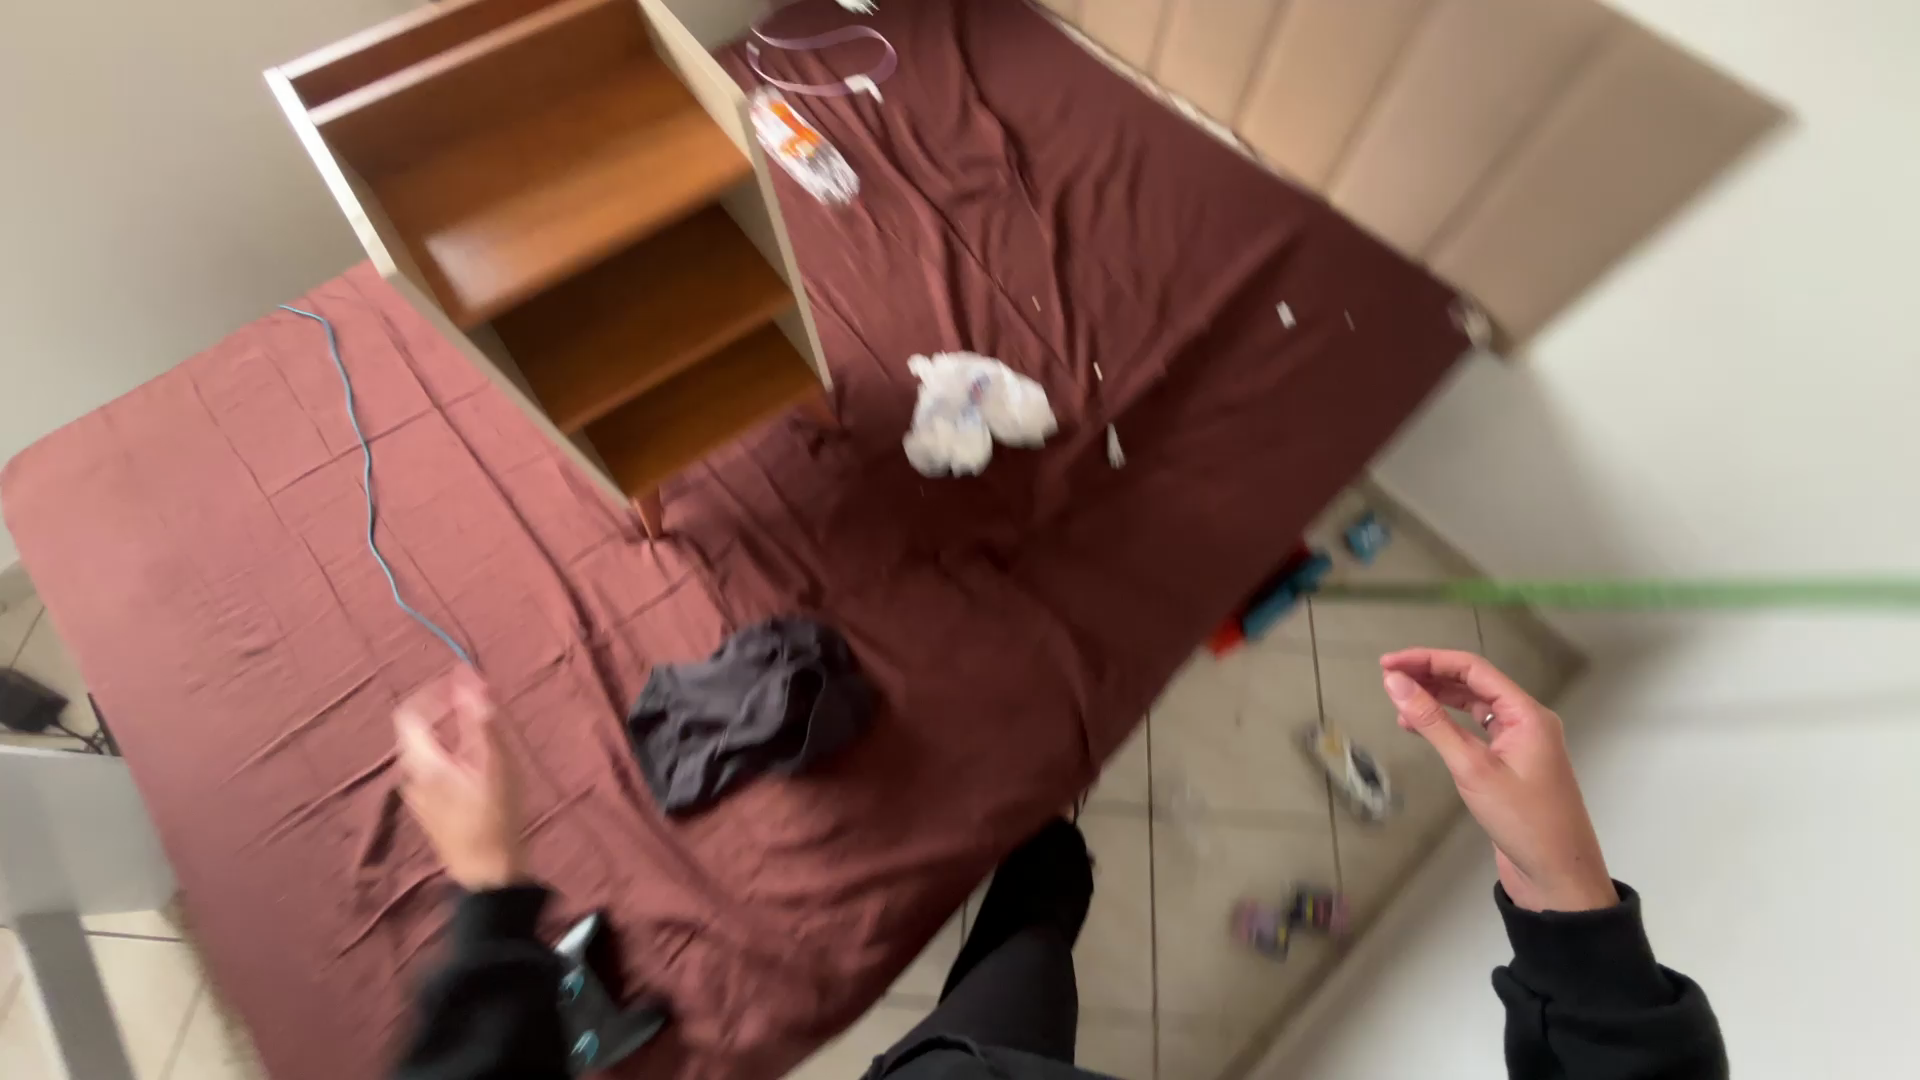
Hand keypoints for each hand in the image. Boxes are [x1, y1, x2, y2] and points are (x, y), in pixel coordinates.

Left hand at [394, 667, 524, 890]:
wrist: (487, 869)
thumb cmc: (496, 813)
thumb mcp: (497, 763)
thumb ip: (482, 721)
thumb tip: (470, 682)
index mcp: (424, 761)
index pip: (411, 713)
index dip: (435, 692)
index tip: (464, 682)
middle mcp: (412, 775)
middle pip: (420, 730)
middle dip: (448, 710)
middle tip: (482, 703)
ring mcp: (418, 794)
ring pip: (428, 749)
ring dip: (452, 731)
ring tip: (485, 731)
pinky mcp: (430, 806)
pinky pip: (434, 766)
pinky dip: (453, 752)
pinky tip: (480, 763)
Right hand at [1380, 648, 1617, 912]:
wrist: (1557, 877)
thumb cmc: (1521, 819)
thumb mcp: (1471, 766)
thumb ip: (1431, 720)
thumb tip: (1394, 682)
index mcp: (1526, 714)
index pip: (1471, 669)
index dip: (1427, 660)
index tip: (1388, 663)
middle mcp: (1525, 721)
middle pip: (1471, 682)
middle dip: (1428, 675)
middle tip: (1387, 678)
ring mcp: (1518, 741)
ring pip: (1470, 704)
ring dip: (1433, 698)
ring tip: (1397, 699)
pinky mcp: (1508, 761)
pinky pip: (1471, 727)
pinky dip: (1443, 722)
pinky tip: (1418, 726)